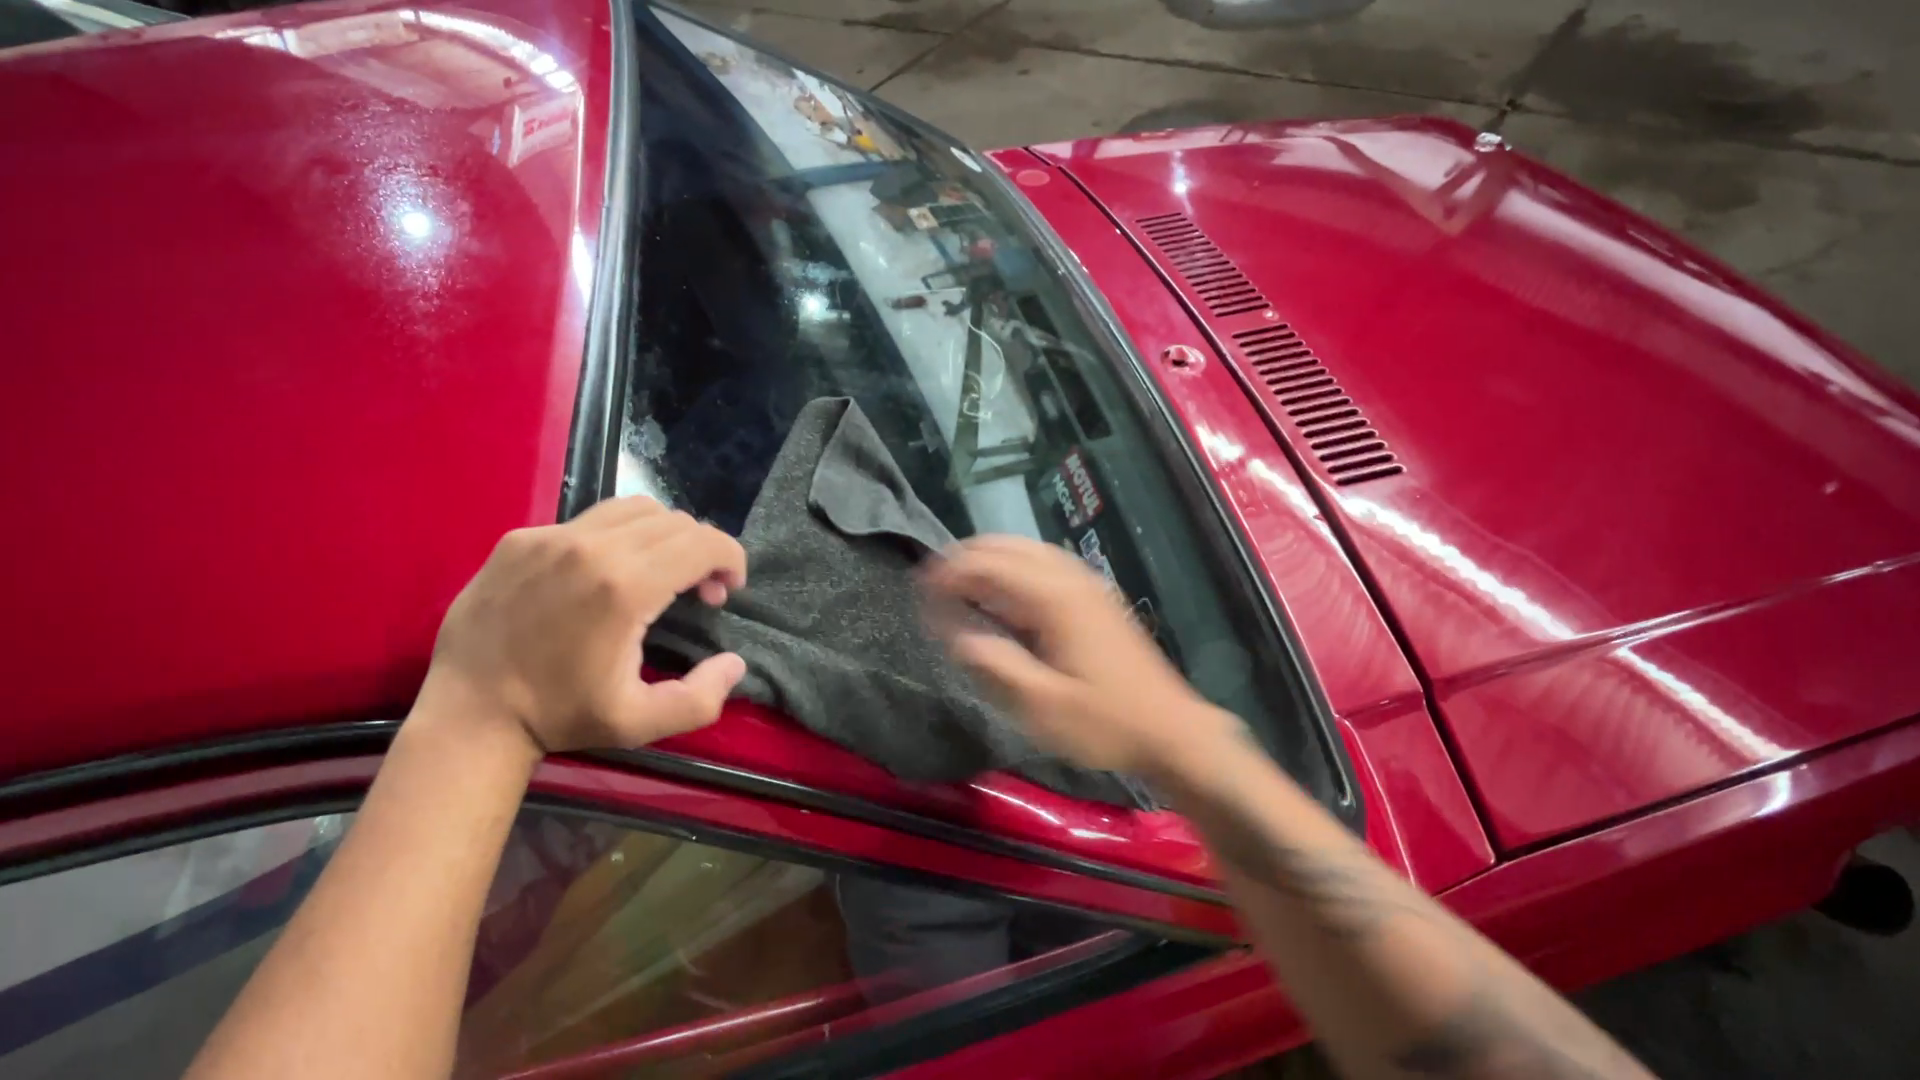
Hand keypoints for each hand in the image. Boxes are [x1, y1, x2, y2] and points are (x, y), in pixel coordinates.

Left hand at [415, 497, 747, 758]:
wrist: (470, 714)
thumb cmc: (560, 717)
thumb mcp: (641, 722)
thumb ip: (702, 697)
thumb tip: (735, 662)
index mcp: (626, 588)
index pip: (704, 543)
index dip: (731, 559)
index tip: (729, 589)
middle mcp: (592, 548)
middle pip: (675, 521)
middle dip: (702, 550)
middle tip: (698, 591)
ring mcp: (551, 537)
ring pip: (633, 509)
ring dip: (662, 535)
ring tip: (657, 572)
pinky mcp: (521, 538)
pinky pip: (587, 520)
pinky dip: (615, 538)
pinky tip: (602, 575)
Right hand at [924, 535, 1234, 775]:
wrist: (1170, 730)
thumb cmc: (1104, 723)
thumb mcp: (1043, 707)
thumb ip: (997, 666)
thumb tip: (956, 635)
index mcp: (1055, 601)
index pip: (991, 567)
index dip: (950, 573)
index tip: (920, 588)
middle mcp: (1071, 581)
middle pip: (1010, 547)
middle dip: (967, 556)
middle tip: (933, 578)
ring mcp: (1088, 586)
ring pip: (1030, 550)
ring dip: (992, 556)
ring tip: (960, 576)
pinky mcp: (1097, 598)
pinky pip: (1048, 563)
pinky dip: (1017, 564)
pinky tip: (1006, 587)